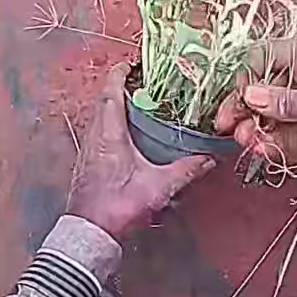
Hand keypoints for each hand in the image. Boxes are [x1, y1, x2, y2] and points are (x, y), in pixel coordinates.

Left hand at [66, 64, 215, 235]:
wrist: (90, 232)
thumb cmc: (118, 207)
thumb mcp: (158, 187)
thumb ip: (185, 171)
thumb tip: (208, 158)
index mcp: (109, 135)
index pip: (110, 94)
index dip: (119, 74)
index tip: (131, 63)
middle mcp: (95, 136)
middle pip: (104, 100)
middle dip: (120, 85)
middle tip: (142, 80)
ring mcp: (88, 148)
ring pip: (99, 115)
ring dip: (114, 103)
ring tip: (137, 101)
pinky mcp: (87, 160)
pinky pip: (98, 129)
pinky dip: (111, 120)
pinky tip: (127, 130)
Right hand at [213, 43, 296, 217]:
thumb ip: (288, 100)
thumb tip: (251, 93)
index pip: (269, 60)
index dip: (247, 77)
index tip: (233, 99)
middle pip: (267, 91)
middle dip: (246, 107)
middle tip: (228, 126)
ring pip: (274, 118)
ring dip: (257, 129)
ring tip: (248, 142)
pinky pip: (289, 140)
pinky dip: (274, 146)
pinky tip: (265, 151)